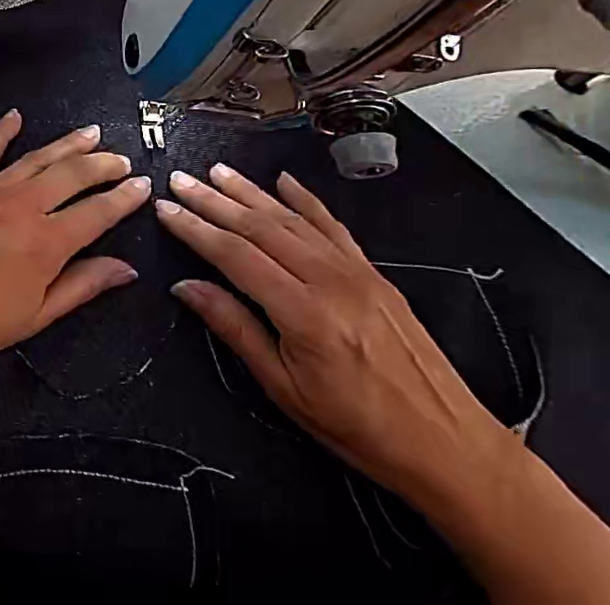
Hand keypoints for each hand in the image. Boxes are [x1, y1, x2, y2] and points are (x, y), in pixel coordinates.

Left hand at [0, 110, 150, 380]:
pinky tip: (15, 117)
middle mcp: (24, 207)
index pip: (100, 211)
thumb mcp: (34, 317)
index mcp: (47, 243)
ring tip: (92, 133)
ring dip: (70, 143)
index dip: (125, 197)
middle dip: (105, 164)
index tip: (142, 186)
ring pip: (41, 157)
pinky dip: (2, 132)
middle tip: (122, 160)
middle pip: (75, 174)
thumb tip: (126, 269)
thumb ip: (83, 286)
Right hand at [156, 165, 513, 507]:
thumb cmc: (358, 426)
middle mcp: (327, 277)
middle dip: (214, 200)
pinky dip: (304, 200)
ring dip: (250, 192)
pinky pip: (330, 224)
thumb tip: (187, 288)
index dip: (195, 229)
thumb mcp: (285, 389)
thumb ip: (235, 328)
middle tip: (181, 180)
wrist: (442, 436)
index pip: (234, 254)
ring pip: (291, 217)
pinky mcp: (371, 269)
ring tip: (218, 173)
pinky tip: (284, 182)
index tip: (167, 209)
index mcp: (301, 310)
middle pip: (259, 226)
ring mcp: (353, 268)